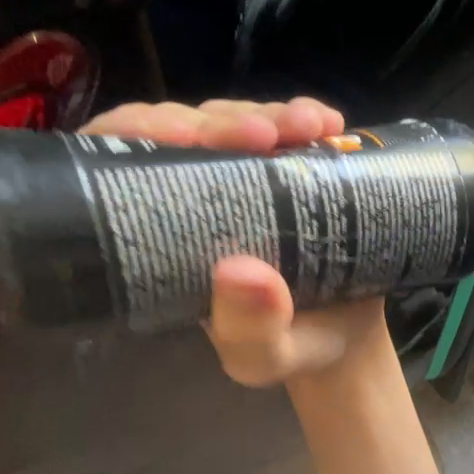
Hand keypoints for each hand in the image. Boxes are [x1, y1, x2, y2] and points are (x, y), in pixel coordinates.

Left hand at [80, 98, 384, 386]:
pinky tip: (334, 124)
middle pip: (185, 131)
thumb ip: (249, 331)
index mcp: (164, 235)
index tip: (181, 134)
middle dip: (219, 121)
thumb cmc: (291, 349)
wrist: (348, 343)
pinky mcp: (295, 171)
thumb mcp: (262, 358)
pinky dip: (309, 118)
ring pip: (237, 122)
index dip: (139, 133)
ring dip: (270, 115)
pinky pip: (291, 131)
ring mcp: (248, 177)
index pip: (124, 163)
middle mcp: (197, 196)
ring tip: (311, 127)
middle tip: (265, 135)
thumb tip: (242, 271)